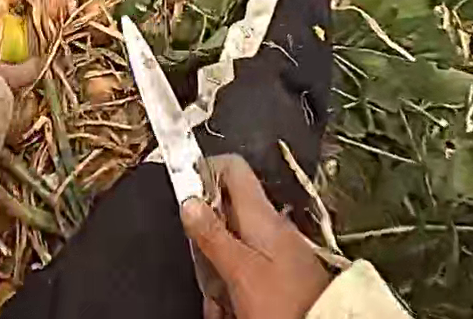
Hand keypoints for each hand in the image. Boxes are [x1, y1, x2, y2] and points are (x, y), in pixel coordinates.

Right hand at [180, 156, 332, 318]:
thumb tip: (187, 200)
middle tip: (202, 264)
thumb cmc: (285, 304)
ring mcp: (280, 252)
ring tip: (216, 300)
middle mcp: (272, 226)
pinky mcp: (285, 277)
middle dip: (208, 237)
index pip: (232, 167)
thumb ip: (212, 234)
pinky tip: (231, 310)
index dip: (207, 171)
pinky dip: (235, 285)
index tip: (187, 196)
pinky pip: (249, 268)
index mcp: (261, 214)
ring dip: (219, 268)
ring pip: (235, 244)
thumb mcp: (240, 271)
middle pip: (227, 210)